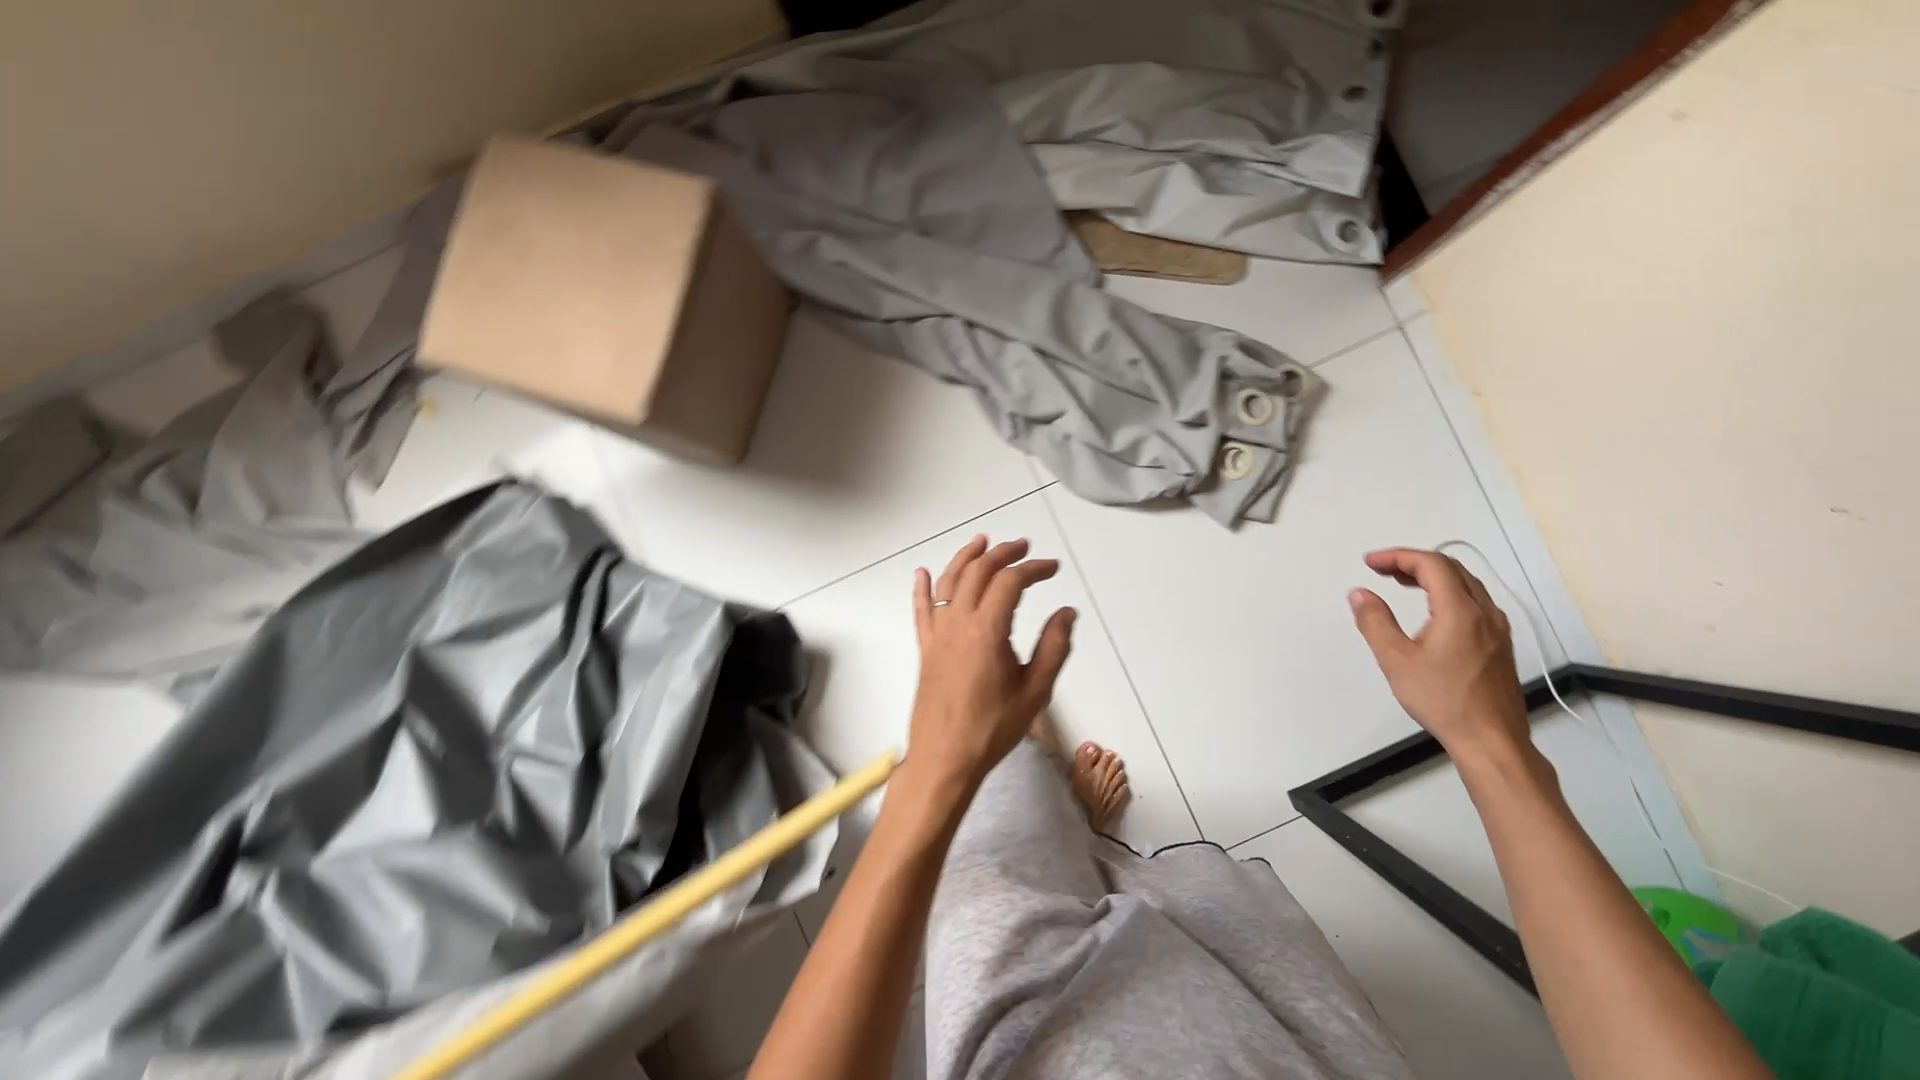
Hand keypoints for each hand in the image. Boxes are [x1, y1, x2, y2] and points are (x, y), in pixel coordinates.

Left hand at [903, 536, 1075, 796]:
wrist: (944, 758)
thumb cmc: (992, 729)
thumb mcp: (1034, 692)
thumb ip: (1053, 647)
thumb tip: (1067, 613)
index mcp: (987, 631)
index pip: (1010, 582)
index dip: (1033, 569)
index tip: (1052, 568)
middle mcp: (958, 624)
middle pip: (978, 572)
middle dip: (1002, 554)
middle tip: (1024, 547)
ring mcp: (937, 635)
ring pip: (948, 582)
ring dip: (966, 558)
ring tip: (982, 542)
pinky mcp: (925, 649)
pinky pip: (921, 610)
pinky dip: (922, 588)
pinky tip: (921, 573)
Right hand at [1349, 548, 1530, 762]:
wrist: (1491, 739)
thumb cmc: (1444, 702)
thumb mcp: (1396, 661)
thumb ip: (1375, 622)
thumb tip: (1360, 594)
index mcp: (1461, 611)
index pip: (1431, 564)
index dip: (1398, 556)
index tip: (1370, 563)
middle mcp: (1485, 613)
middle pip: (1451, 568)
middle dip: (1413, 562)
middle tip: (1382, 569)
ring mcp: (1498, 629)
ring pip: (1466, 584)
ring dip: (1433, 576)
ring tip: (1402, 583)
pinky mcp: (1501, 644)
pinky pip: (1475, 602)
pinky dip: (1449, 593)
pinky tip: (1432, 612)